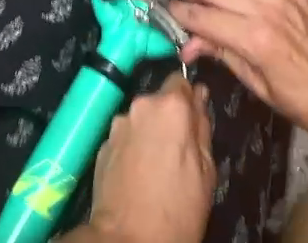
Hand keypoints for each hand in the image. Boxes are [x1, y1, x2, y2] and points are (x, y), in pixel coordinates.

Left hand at [85, 73, 215, 242]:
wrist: (126, 241)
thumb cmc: (177, 209)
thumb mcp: (206, 171)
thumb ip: (202, 127)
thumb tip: (199, 97)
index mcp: (171, 106)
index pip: (182, 80)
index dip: (189, 100)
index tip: (193, 122)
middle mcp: (140, 106)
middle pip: (159, 101)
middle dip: (168, 118)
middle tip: (178, 152)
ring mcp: (117, 125)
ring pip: (140, 119)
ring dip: (148, 132)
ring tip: (154, 167)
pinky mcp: (101, 146)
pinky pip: (124, 138)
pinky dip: (131, 148)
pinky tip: (136, 174)